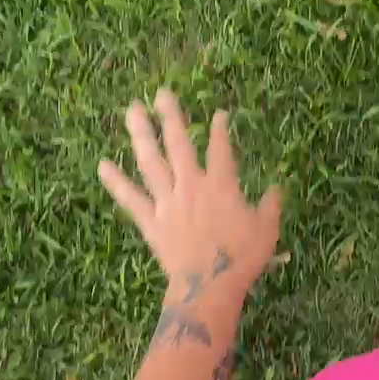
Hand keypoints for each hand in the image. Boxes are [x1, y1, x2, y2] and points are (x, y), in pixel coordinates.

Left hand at [97, 88, 282, 302]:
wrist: (210, 285)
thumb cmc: (243, 258)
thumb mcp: (267, 229)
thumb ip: (270, 205)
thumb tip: (276, 187)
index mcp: (222, 186)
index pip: (221, 149)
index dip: (221, 130)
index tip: (219, 114)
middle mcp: (191, 185)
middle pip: (179, 145)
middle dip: (172, 117)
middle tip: (162, 94)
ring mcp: (168, 201)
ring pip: (151, 162)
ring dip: (141, 134)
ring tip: (132, 111)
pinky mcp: (151, 220)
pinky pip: (130, 198)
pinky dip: (116, 182)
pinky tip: (102, 165)